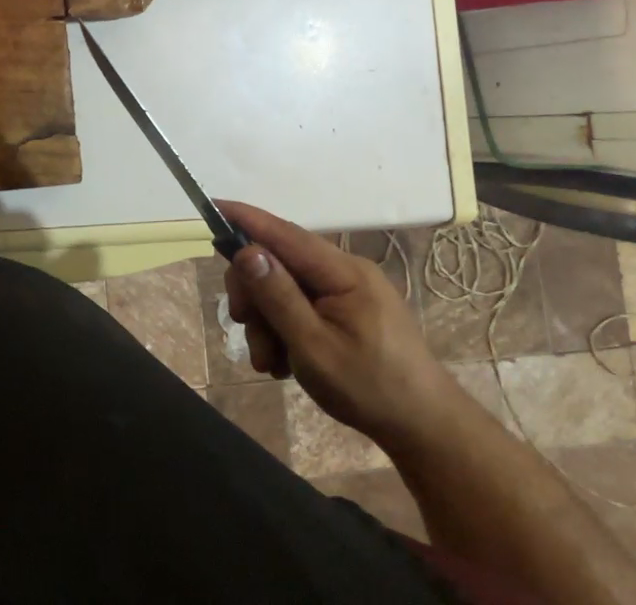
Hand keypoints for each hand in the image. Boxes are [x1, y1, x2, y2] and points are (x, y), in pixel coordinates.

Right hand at [217, 201, 464, 449]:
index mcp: (344, 273)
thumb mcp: (313, 346)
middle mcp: (344, 272)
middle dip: (253, 296)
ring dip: (265, 323)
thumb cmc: (370, 388)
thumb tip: (246, 250)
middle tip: (245, 330)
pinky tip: (284, 362)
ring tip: (271, 362)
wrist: (424, 428)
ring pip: (281, 289)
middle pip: (277, 263)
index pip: (284, 234)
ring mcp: (345, 292)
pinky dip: (282, 331)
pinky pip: (298, 307)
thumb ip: (278, 296)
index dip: (246, 219)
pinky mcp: (344, 311)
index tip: (211, 206)